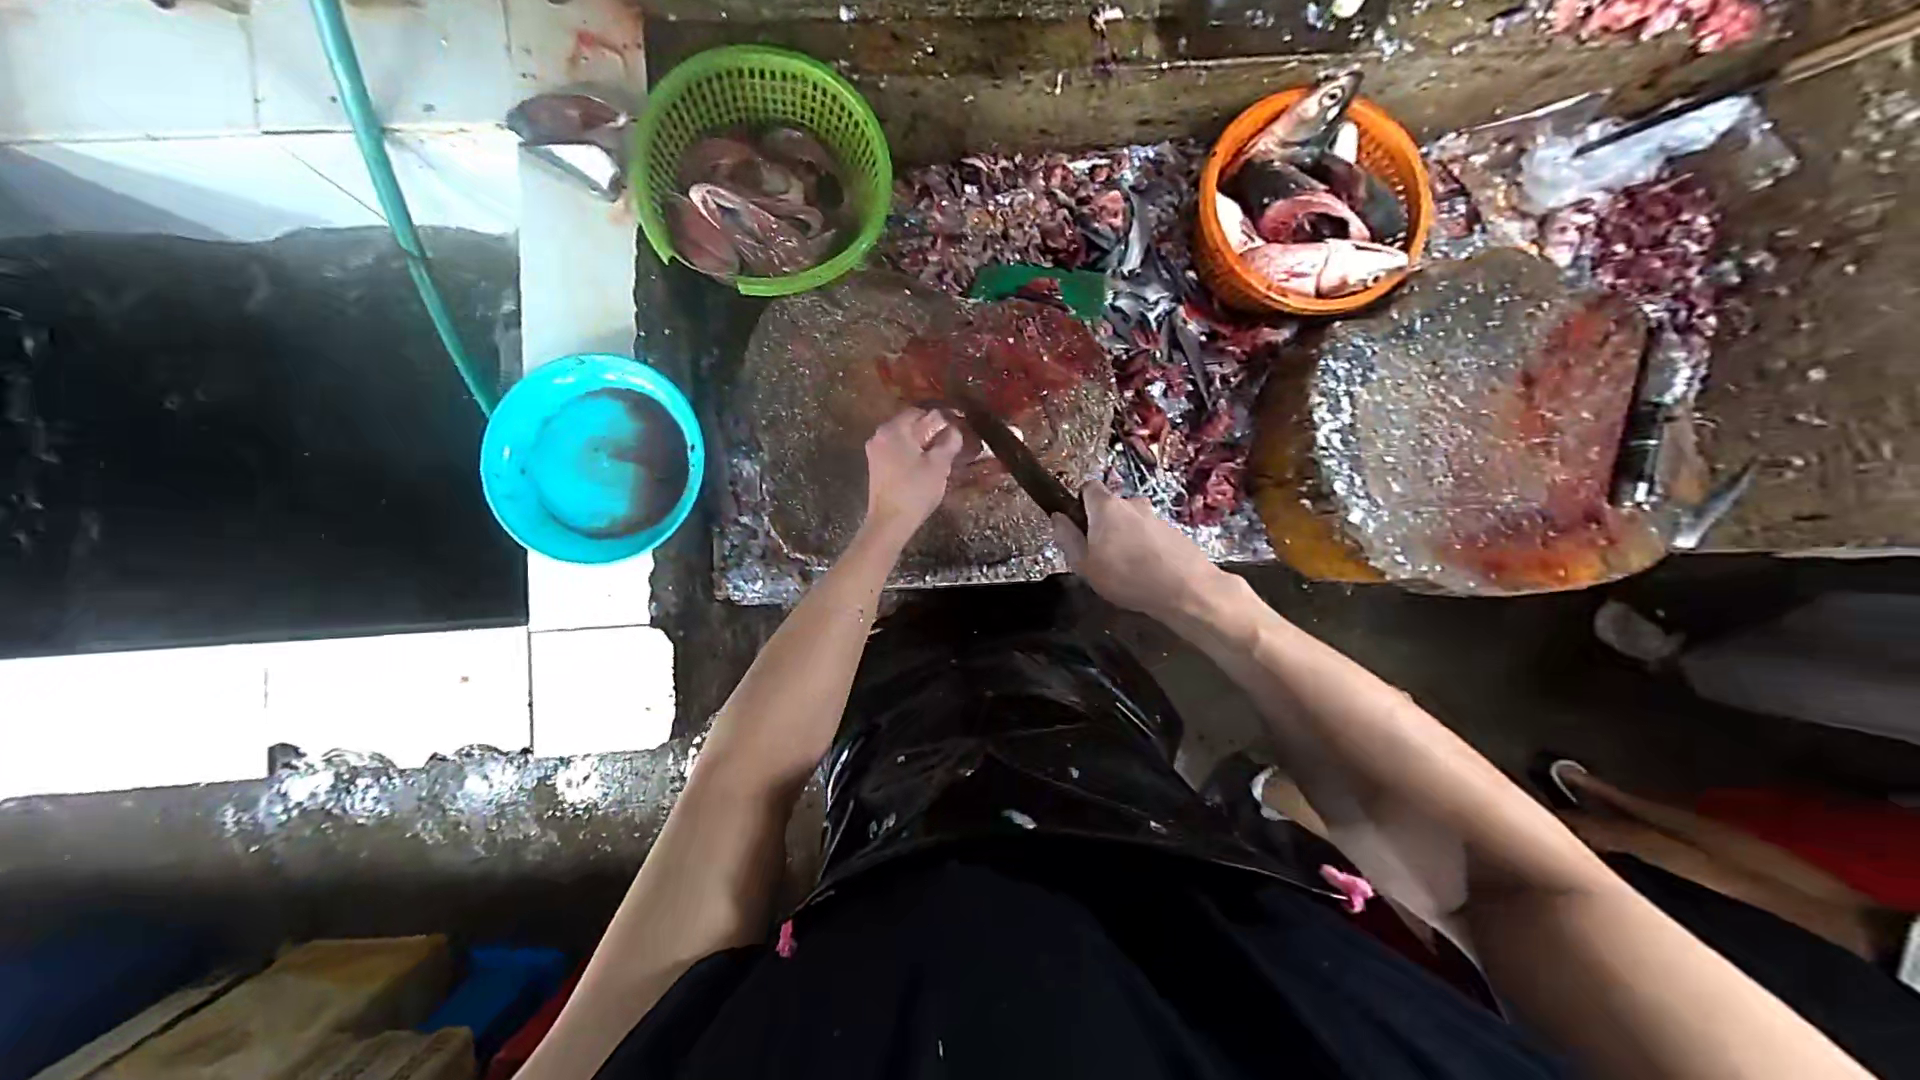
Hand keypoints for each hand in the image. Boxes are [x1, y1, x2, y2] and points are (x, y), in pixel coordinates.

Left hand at [863, 408, 963, 542]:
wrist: (890, 522)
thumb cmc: (915, 490)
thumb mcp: (938, 465)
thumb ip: (949, 442)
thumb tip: (955, 429)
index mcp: (893, 430)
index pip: (919, 412)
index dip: (940, 416)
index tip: (957, 423)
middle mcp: (880, 436)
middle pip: (910, 425)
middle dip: (931, 430)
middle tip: (952, 438)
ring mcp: (875, 452)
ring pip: (904, 439)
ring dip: (923, 442)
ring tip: (943, 451)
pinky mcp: (877, 468)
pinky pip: (897, 451)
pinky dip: (912, 453)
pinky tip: (926, 464)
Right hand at [1052, 482, 1223, 620]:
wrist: (1186, 589)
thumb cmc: (1126, 577)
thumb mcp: (1084, 564)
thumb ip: (1067, 538)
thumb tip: (1057, 516)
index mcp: (1106, 507)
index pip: (1088, 487)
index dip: (1080, 503)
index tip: (1079, 527)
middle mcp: (1132, 503)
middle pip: (1111, 506)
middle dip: (1104, 525)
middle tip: (1101, 555)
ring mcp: (1156, 516)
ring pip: (1132, 521)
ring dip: (1126, 537)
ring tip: (1127, 568)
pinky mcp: (1174, 532)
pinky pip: (1151, 534)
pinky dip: (1146, 547)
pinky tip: (1148, 572)